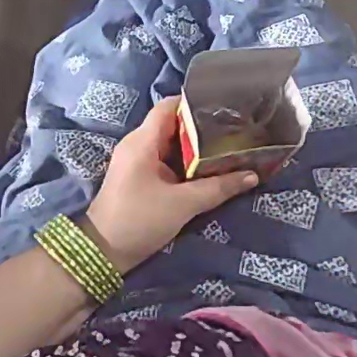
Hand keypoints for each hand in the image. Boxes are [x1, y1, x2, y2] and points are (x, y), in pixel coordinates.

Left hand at [86, 96, 258, 269]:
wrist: (103, 252)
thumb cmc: (140, 221)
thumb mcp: (183, 204)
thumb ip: (219, 188)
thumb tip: (253, 175)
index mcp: (142, 141)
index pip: (169, 106)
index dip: (195, 104)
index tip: (224, 109)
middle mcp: (137, 144)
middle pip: (172, 124)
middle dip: (201, 127)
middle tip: (233, 130)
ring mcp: (136, 161)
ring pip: (170, 143)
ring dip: (195, 147)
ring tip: (227, 147)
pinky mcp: (138, 177)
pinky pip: (165, 160)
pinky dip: (185, 161)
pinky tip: (207, 168)